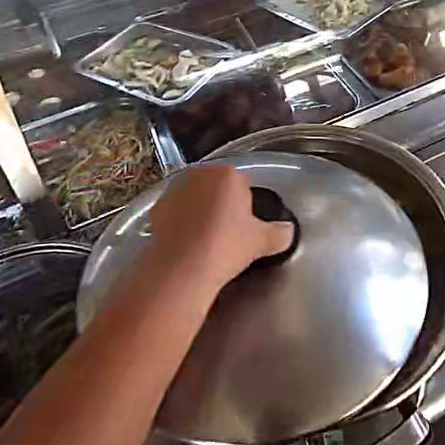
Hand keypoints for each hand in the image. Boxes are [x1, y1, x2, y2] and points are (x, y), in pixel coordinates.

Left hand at [141, 167, 292, 291]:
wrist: (181, 270)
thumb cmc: (226, 247)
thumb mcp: (262, 241)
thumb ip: (280, 233)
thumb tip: (288, 231)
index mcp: (228, 175)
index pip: (243, 184)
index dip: (245, 205)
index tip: (244, 225)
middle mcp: (199, 175)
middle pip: (217, 187)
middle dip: (222, 203)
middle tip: (228, 232)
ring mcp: (174, 191)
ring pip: (195, 198)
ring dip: (200, 211)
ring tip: (206, 240)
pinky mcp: (156, 210)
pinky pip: (176, 213)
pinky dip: (181, 224)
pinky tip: (187, 244)